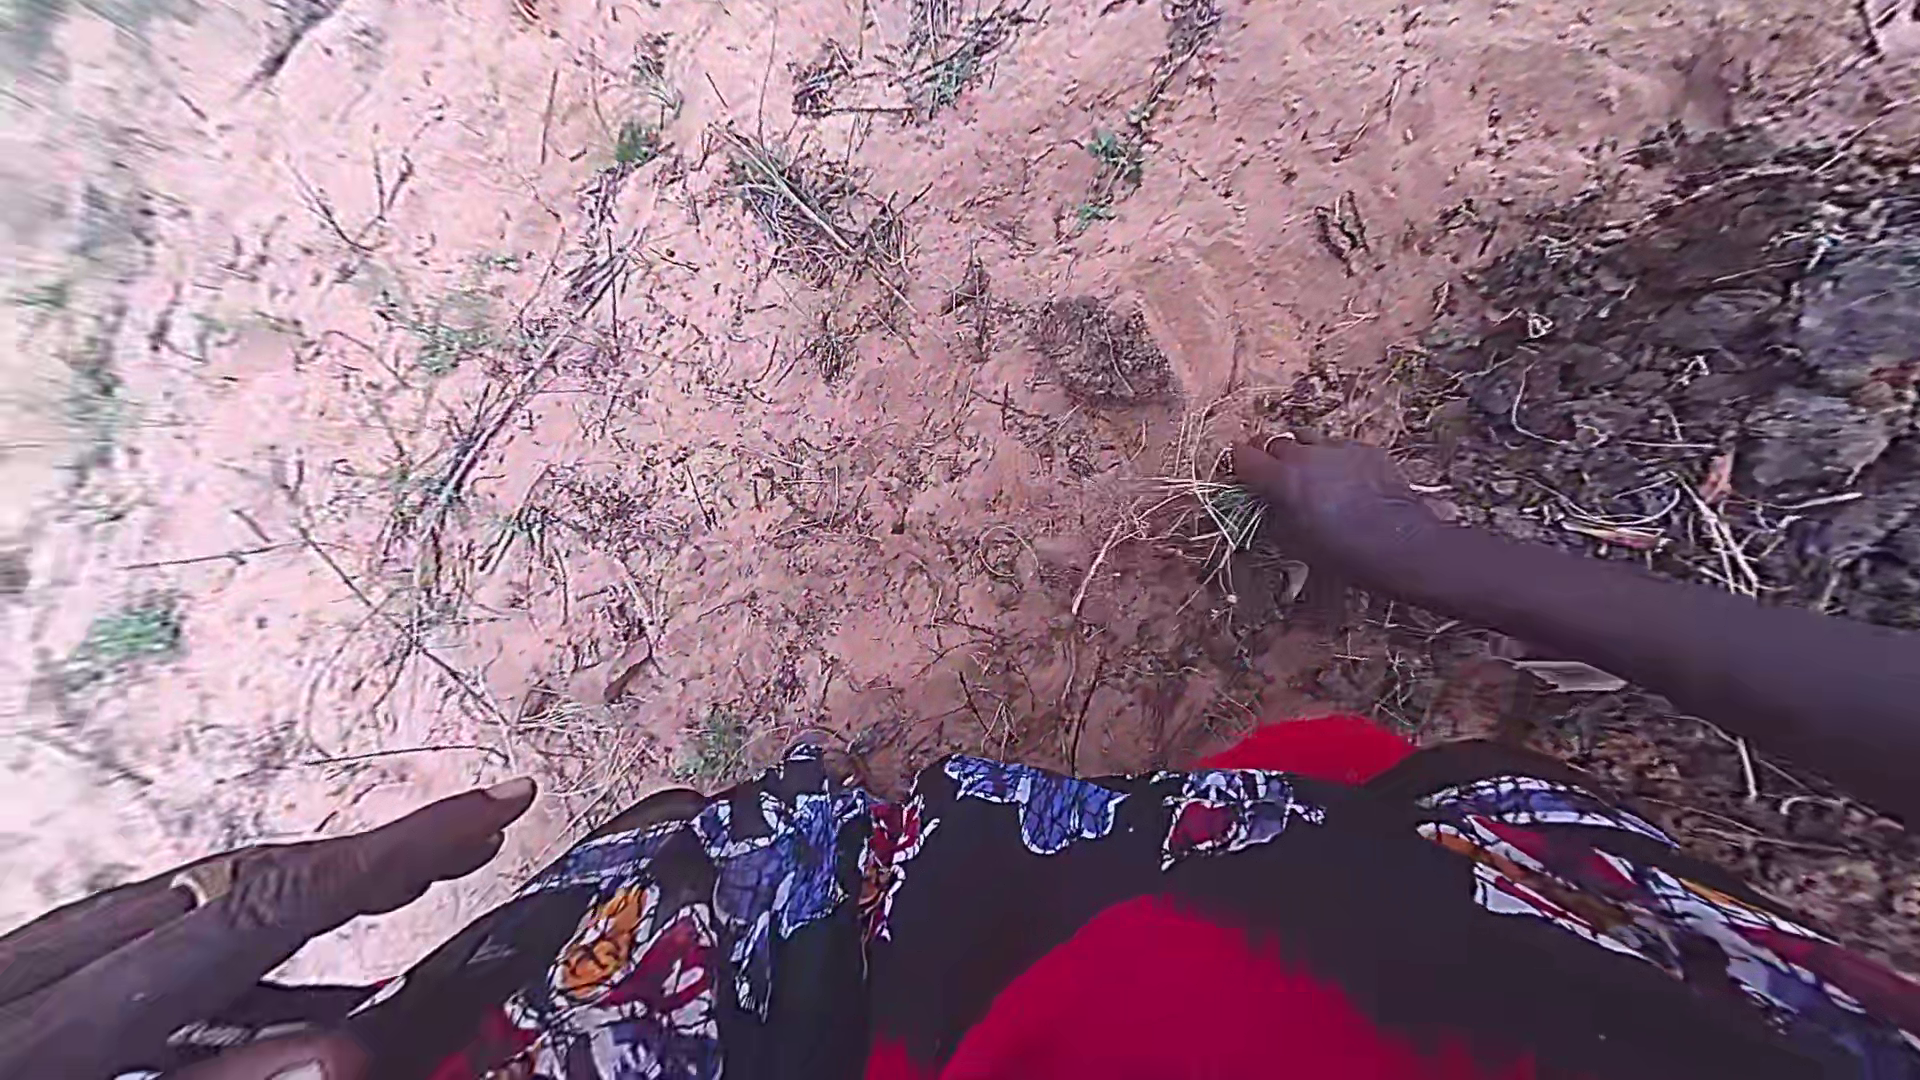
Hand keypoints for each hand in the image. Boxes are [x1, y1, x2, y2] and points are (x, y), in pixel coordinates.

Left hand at [0, 777, 536, 1078]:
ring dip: (333, 885)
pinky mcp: (19, 983)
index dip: (401, 850)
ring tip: (421, 882)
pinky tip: (308, 985)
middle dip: (384, 851)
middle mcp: (35, 977)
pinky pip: (166, 940)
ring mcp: (19, 974)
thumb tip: (352, 1050)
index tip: (505, 802)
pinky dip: (259, 947)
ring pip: (212, 895)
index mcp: (51, 1028)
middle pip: (249, 878)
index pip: (270, 906)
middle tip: (483, 831)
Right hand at [1232, 437, 1441, 582]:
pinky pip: (1336, 446)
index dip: (1238, 463)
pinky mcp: (1366, 450)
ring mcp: (1337, 449)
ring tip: (1303, 468)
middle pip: (1273, 442)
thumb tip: (1264, 502)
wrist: (1399, 544)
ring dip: (1298, 450)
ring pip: (1305, 437)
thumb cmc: (1338, 550)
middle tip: (1268, 471)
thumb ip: (1270, 512)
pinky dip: (1329, 456)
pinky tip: (1338, 476)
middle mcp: (1305, 455)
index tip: (1239, 471)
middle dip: (1266, 455)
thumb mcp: (1289, 539)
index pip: (1244, 457)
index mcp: (1281, 478)